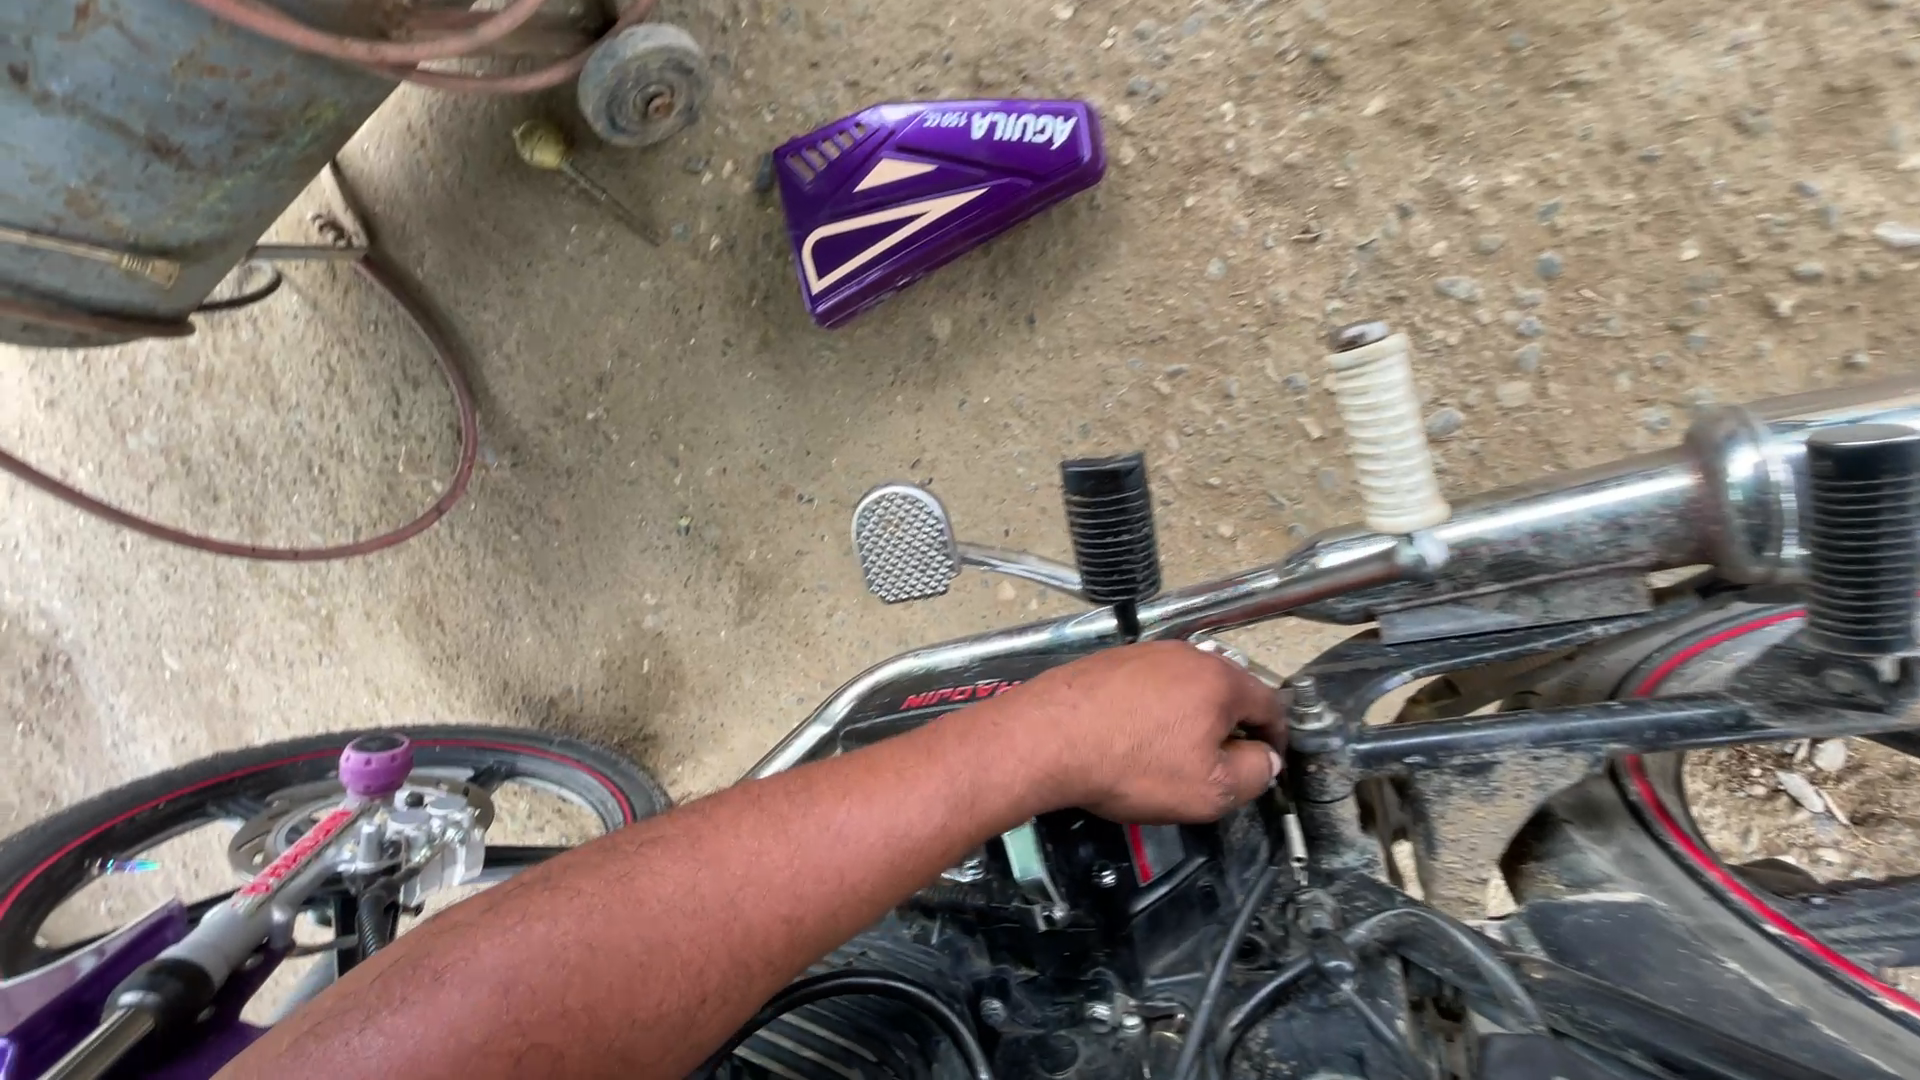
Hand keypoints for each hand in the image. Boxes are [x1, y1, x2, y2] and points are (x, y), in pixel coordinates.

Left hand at [973, 641, 1285, 823]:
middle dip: (1231, 725)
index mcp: (1219, 679)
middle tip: (1222, 761)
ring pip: (1185, 686)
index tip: (1268, 760)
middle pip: (1227, 690)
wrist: (1047, 737)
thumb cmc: (1131, 764)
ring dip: (1190, 716)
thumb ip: (1254, 773)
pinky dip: (1153, 709)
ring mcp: (1143, 653)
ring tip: (1173, 752)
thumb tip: (1265, 758)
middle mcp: (1184, 655)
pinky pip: (1147, 685)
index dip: (1277, 738)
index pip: (1271, 704)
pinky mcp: (1109, 661)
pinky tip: (1134, 734)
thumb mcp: (1210, 790)